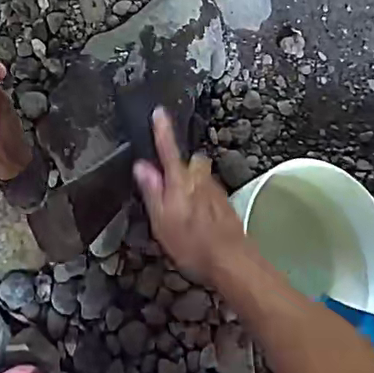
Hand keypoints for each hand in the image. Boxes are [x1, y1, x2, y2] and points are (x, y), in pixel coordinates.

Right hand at [133, 107, 249, 283]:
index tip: (159, 112)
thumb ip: (152, 190)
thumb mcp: (162, 222)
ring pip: (201, 177)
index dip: (163, 130)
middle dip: (181, 166)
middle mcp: (201, 180)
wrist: (232, 261)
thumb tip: (141, 166)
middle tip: (169, 185)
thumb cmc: (193, 244)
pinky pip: (209, 192)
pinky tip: (197, 220)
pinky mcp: (225, 203)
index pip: (168, 149)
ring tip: (182, 210)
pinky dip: (201, 199)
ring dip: (192, 184)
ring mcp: (216, 190)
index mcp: (181, 181)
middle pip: (190, 161)